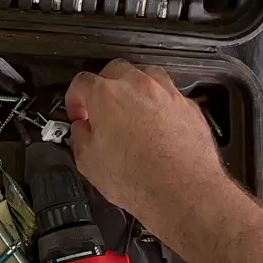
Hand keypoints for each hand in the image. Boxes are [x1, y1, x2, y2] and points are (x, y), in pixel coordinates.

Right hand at [64, 59, 227, 224]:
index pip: (81, 83)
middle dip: (104, 87)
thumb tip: (82, 131)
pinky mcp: (188, 106)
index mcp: (106, 96)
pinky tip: (156, 122)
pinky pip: (169, 94)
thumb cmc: (141, 179)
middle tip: (101, 111)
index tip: (77, 113)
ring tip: (130, 110)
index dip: (74, 99)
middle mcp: (137, 87)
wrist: (183, 192)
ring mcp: (166, 93)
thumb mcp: (89, 163)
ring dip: (134, 88)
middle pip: (114, 70)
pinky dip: (159, 102)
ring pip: (146, 75)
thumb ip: (80, 138)